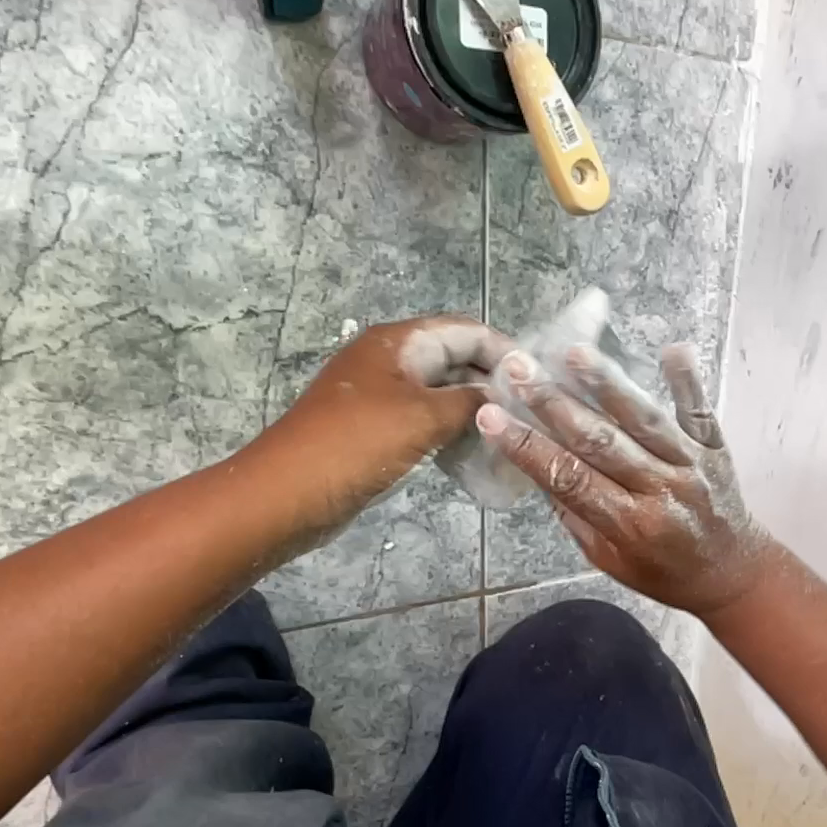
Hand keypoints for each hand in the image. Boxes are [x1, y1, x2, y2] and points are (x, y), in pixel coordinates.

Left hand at [251, 316, 513, 526]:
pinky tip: (478, 453)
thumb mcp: (423, 418)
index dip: (505, 350)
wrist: (287, 496)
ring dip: (476, 410)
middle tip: (532, 413)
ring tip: (512, 434)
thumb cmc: (356, 446)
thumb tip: (504, 398)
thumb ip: (471, 401)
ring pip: (443, 393)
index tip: (539, 382)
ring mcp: (384, 396)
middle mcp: (392, 360)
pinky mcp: (379, 429)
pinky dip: (453, 431)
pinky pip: (427, 420)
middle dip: (494, 382)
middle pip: (456, 359)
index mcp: (399, 343)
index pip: (467, 330)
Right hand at [477, 342, 778, 615]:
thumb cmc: (662, 571)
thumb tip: (536, 466)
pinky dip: (686, 380)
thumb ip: (575, 514)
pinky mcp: (713, 446)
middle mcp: (659, 490)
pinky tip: (673, 348)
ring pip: (644, 419)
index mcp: (628, 525)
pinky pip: (698, 410)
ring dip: (608, 384)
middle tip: (517, 368)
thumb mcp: (608, 559)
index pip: (569, 479)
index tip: (490, 415)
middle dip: (554, 403)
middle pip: (601, 442)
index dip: (527, 447)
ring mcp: (690, 464)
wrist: (733, 574)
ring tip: (575, 352)